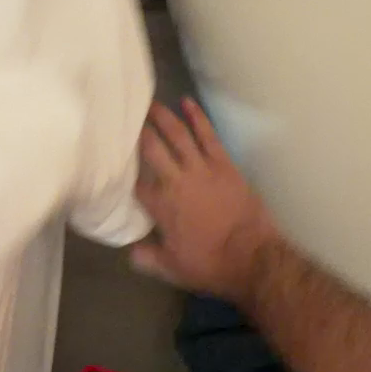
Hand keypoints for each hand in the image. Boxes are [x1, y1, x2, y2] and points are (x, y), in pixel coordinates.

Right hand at [130, 98, 281, 302]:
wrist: (255, 259)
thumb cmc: (212, 265)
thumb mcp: (173, 269)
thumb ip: (148, 258)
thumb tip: (131, 251)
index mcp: (160, 205)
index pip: (136, 183)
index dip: (124, 172)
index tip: (115, 161)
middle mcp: (175, 181)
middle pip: (151, 149)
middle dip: (137, 132)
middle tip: (126, 116)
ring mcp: (201, 169)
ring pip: (177, 135)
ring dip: (162, 117)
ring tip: (150, 104)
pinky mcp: (223, 164)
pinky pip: (208, 135)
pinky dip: (197, 117)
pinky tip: (187, 102)